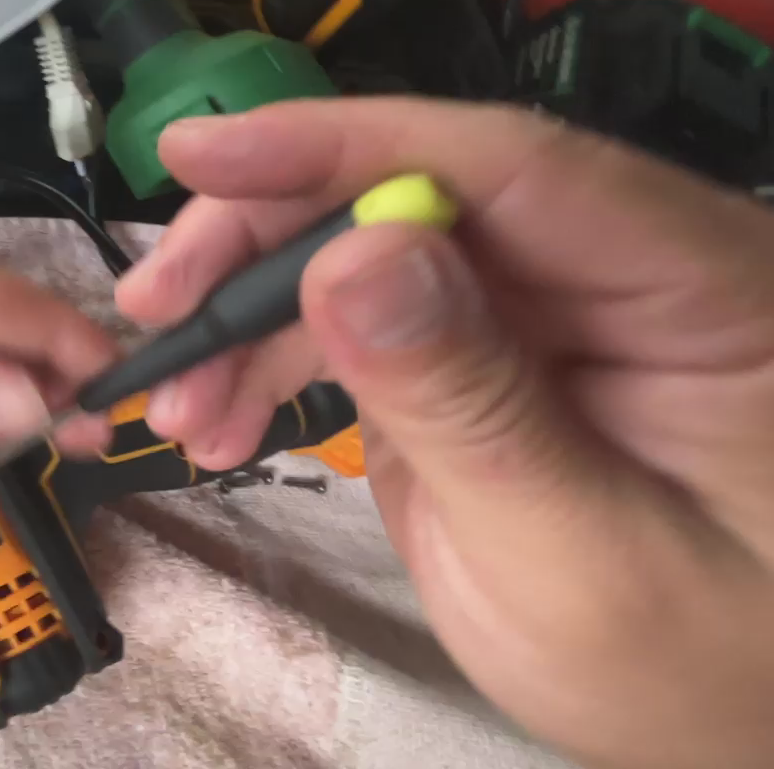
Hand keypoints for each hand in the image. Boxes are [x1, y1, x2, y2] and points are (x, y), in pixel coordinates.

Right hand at [116, 97, 773, 767]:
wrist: (706, 724)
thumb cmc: (697, 676)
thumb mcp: (579, 560)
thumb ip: (469, 403)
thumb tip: (351, 258)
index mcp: (698, 288)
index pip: (504, 165)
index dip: (334, 145)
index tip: (194, 154)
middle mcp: (591, 267)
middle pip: (382, 195)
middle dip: (245, 247)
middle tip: (150, 305)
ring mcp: (503, 304)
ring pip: (326, 256)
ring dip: (230, 324)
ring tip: (172, 407)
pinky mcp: (435, 343)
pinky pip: (318, 321)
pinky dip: (248, 367)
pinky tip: (211, 424)